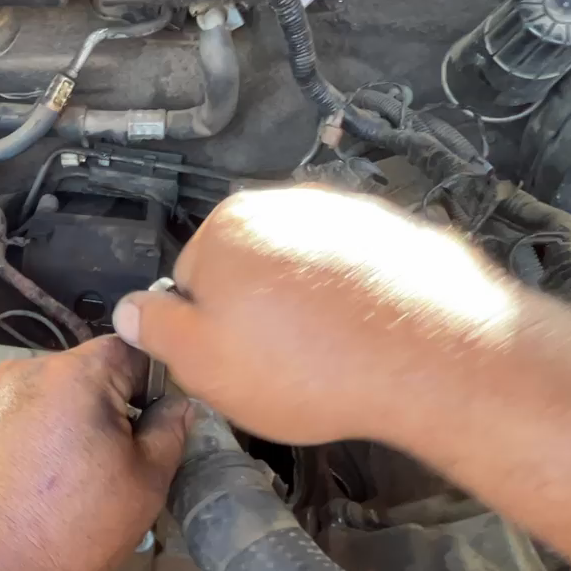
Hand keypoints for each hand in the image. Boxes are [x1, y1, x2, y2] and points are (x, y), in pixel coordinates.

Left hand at [0, 336, 189, 570]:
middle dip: (107, 402)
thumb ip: (169, 429)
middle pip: (84, 369)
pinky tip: (35, 480)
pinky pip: (17, 413)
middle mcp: (24, 368)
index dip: (150, 381)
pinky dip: (34, 433)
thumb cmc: (74, 527)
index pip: (128, 348)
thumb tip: (178, 403)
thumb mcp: (145, 481)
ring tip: (72, 474)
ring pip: (49, 393)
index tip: (153, 423)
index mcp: (73, 372)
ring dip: (68, 418)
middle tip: (115, 458)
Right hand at [112, 185, 526, 445]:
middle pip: (244, 271)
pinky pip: (350, 274)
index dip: (205, 330)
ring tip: (326, 357)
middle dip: (252, 315)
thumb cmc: (309, 364)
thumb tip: (129, 310)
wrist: (441, 359)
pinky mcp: (398, 233)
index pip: (189, 281)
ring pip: (298, 272)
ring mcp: (347, 214)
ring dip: (300, 309)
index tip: (232, 361)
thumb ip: (154, 329)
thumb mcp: (202, 362)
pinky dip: (349, 302)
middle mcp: (284, 205)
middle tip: (278, 366)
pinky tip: (365, 340)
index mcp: (226, 228)